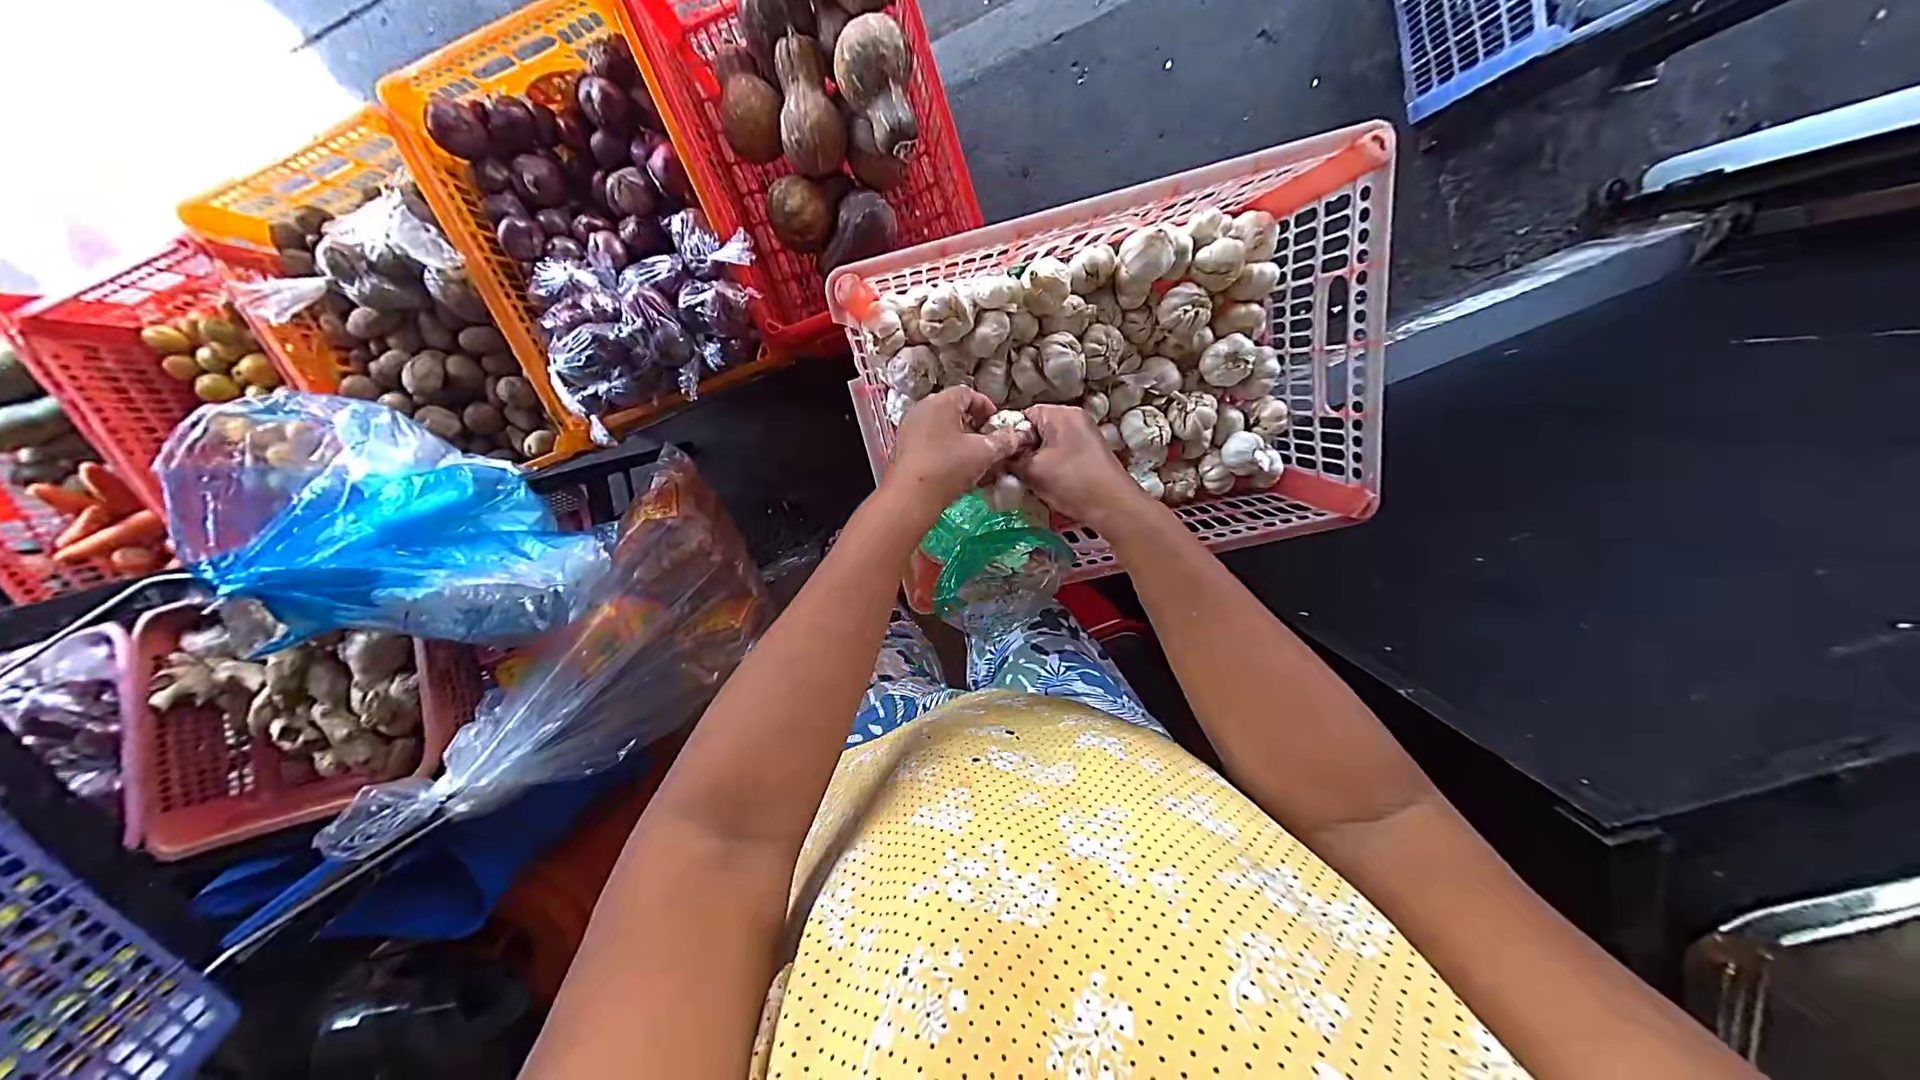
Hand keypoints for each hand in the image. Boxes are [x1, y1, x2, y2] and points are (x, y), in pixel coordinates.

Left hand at [882, 387, 1032, 515]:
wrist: (911, 497)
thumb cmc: (948, 467)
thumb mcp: (983, 453)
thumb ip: (1003, 441)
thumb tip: (1016, 436)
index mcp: (941, 402)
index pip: (968, 393)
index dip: (986, 406)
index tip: (997, 422)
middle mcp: (922, 410)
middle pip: (953, 409)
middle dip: (974, 423)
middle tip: (988, 439)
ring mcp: (910, 429)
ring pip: (941, 427)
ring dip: (960, 438)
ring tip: (974, 456)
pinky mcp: (904, 448)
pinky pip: (930, 441)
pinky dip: (945, 448)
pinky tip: (956, 467)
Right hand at [1011, 405, 1159, 529]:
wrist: (1113, 507)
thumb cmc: (1072, 482)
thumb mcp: (1033, 470)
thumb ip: (1011, 459)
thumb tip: (998, 457)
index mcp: (1061, 414)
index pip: (1023, 415)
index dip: (1009, 435)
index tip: (1000, 456)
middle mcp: (1074, 419)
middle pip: (1036, 430)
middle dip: (1022, 451)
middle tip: (1010, 471)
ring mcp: (1084, 436)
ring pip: (1048, 445)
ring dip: (1036, 462)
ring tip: (1027, 481)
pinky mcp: (1089, 454)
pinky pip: (1061, 455)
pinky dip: (1050, 468)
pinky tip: (1045, 485)